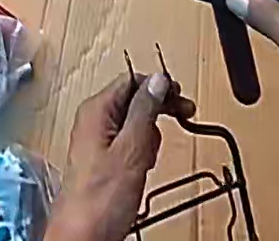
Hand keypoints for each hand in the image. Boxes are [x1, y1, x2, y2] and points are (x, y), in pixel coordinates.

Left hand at [47, 72, 194, 240]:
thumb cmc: (101, 199)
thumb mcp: (131, 150)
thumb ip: (145, 111)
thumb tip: (158, 79)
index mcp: (97, 108)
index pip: (132, 80)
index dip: (158, 86)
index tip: (181, 98)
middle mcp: (94, 118)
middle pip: (133, 99)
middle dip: (157, 110)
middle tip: (184, 115)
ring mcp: (96, 139)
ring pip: (133, 122)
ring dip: (149, 135)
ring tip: (149, 158)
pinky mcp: (101, 159)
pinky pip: (128, 142)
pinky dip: (141, 151)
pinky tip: (143, 167)